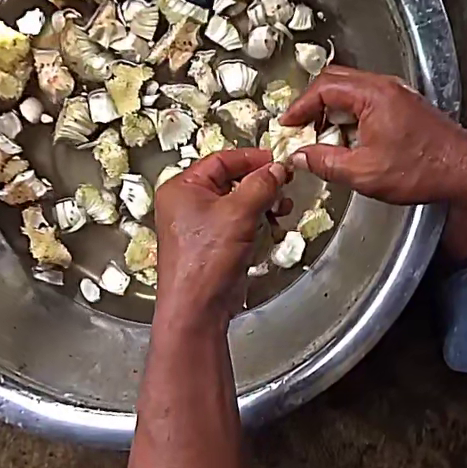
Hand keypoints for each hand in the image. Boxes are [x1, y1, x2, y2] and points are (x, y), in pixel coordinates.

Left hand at [154, 147, 289, 324]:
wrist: (198, 308)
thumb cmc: (205, 260)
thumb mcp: (238, 212)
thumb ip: (260, 185)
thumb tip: (276, 169)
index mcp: (182, 188)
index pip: (220, 160)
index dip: (251, 159)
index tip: (276, 161)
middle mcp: (188, 204)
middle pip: (232, 182)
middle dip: (261, 185)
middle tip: (284, 186)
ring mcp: (202, 227)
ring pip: (239, 204)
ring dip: (263, 205)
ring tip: (281, 210)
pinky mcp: (215, 246)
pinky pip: (240, 225)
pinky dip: (258, 224)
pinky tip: (273, 228)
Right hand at [280, 67, 466, 203]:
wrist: (464, 172)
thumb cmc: (422, 170)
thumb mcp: (363, 173)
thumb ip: (325, 162)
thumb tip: (301, 157)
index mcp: (373, 95)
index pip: (323, 88)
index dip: (300, 107)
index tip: (288, 124)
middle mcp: (385, 86)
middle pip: (336, 82)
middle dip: (313, 104)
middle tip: (300, 127)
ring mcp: (397, 94)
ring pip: (352, 91)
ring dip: (332, 111)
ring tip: (322, 137)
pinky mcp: (405, 106)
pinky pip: (368, 101)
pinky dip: (351, 115)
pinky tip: (349, 140)